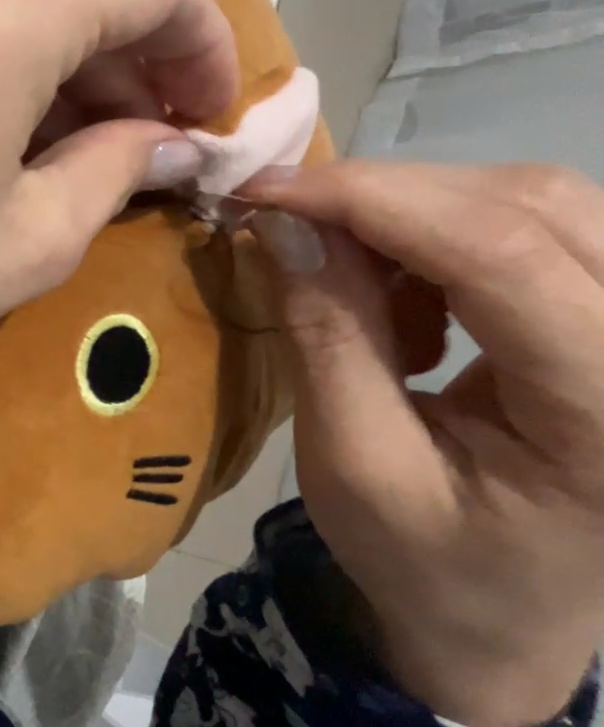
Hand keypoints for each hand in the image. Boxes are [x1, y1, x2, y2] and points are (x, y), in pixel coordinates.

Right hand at [244, 161, 603, 724]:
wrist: (508, 614)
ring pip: (543, 200)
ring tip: (348, 270)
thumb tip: (284, 226)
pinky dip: (444, 232)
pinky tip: (405, 287)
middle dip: (387, 194)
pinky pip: (544, 225)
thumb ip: (328, 339)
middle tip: (285, 221)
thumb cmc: (424, 559)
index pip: (503, 254)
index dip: (370, 200)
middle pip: (536, 206)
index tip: (259, 190)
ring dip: (416, 210)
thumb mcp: (353, 462)